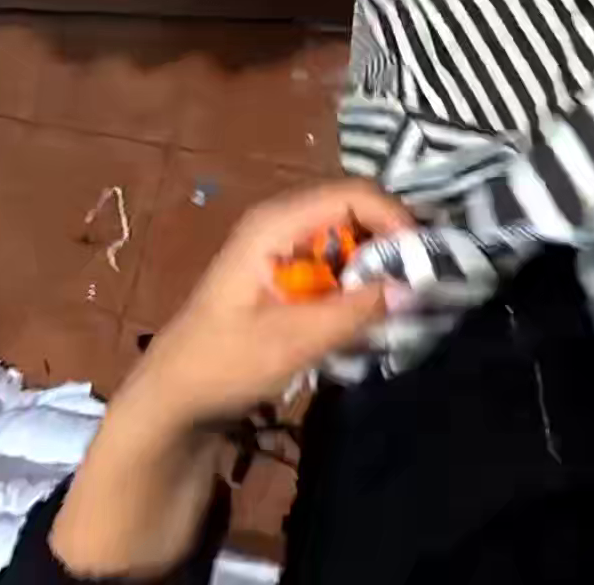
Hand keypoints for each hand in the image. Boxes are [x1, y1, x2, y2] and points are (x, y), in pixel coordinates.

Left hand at [120, 178, 413, 429]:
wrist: (172, 399)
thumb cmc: (223, 364)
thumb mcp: (292, 341)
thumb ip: (355, 312)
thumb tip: (414, 288)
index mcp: (277, 223)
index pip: (353, 194)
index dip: (393, 216)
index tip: (420, 255)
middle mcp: (284, 219)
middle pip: (356, 206)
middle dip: (392, 236)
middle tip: (421, 273)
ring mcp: (286, 239)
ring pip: (352, 229)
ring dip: (380, 256)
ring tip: (404, 288)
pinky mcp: (291, 263)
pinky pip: (341, 252)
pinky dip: (363, 271)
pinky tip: (373, 300)